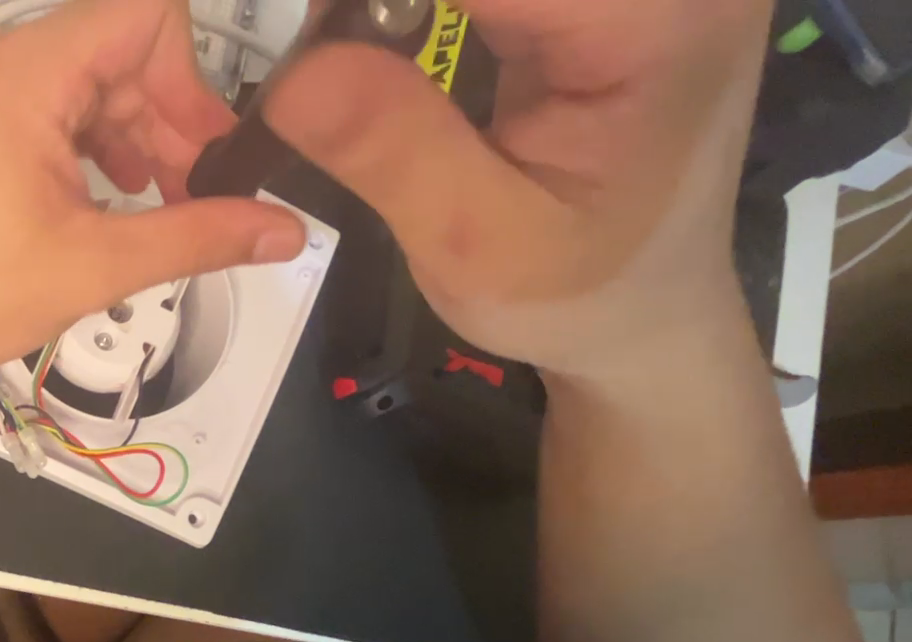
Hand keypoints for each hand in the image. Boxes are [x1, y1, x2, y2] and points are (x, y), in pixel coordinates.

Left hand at [0, 0, 305, 401]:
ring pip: (103, 89)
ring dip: (144, 144)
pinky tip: (124, 205)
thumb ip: (199, 238)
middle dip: (175, 124)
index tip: (211, 150)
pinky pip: (70, 118)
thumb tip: (279, 229)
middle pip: (131, 53)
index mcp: (31, 73)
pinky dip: (106, 155)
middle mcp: (11, 65)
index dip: (194, 81)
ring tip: (168, 210)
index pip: (151, 14)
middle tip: (204, 195)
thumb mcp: (98, 267)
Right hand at [263, 0, 773, 382]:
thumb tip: (292, 75)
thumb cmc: (567, 292)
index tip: (303, 48)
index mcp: (656, 11)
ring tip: (322, 54)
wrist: (636, 306)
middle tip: (306, 60)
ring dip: (379, 4)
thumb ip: (394, 151)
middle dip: (368, 2)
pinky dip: (396, 6)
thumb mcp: (471, 242)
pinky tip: (362, 38)